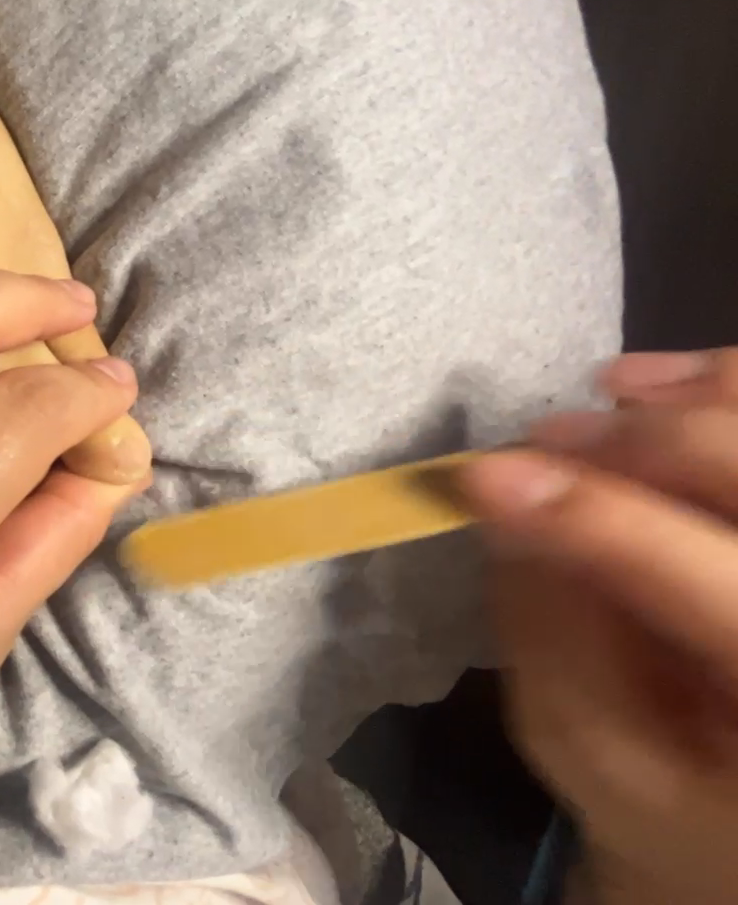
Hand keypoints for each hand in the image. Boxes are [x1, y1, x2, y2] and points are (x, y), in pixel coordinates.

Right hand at [459, 349, 737, 904]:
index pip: (722, 596)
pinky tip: (660, 384)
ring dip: (709, 403)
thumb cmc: (673, 808)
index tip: (478, 477)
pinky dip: (728, 387)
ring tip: (612, 388)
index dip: (598, 526)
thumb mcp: (588, 750)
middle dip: (652, 450)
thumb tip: (504, 514)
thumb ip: (545, 637)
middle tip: (540, 439)